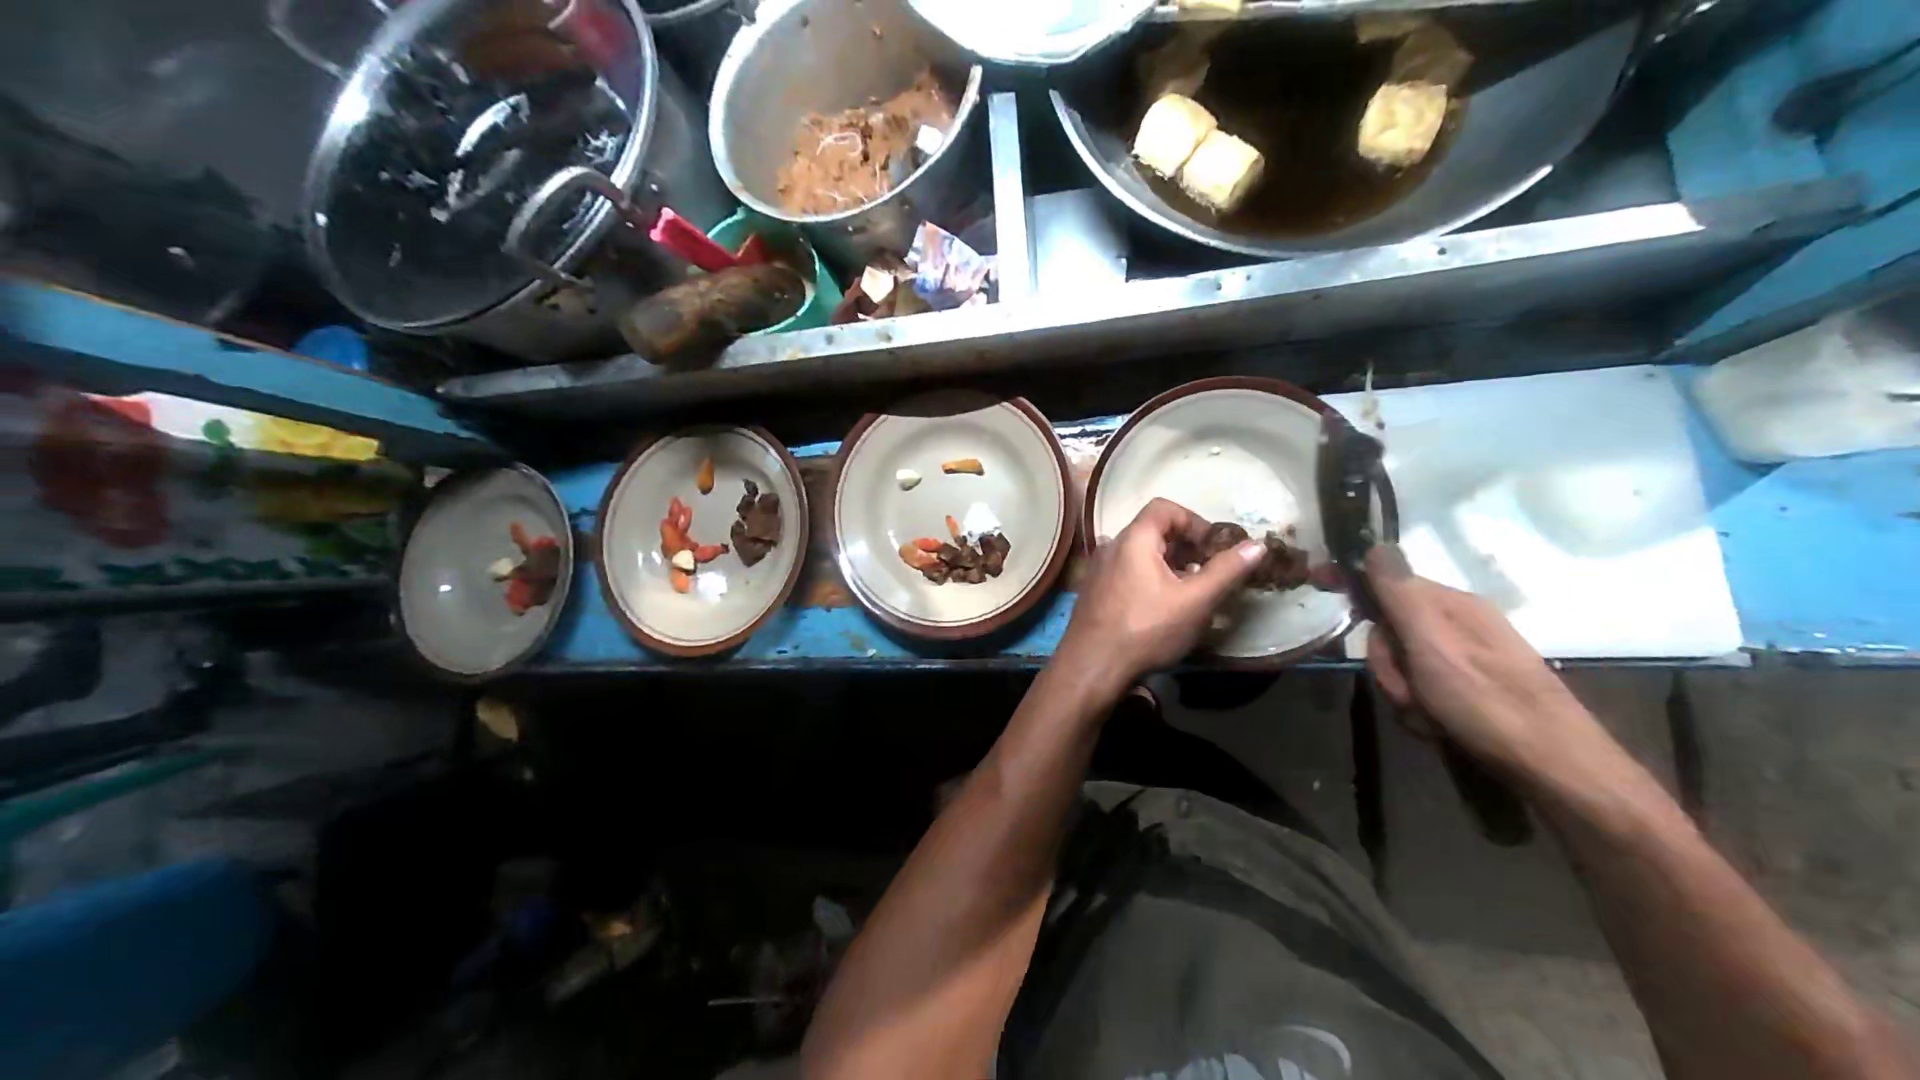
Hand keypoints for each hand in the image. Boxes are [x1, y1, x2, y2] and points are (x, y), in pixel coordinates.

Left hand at [1057, 498, 1265, 691]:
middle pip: (1153, 530)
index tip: (1213, 548)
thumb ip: (1227, 571)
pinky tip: (1162, 608)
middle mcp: (1111, 546)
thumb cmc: (1146, 630)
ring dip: (1169, 565)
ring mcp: (1099, 569)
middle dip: (1186, 546)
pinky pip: (1128, 572)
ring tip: (1190, 592)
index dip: (1194, 521)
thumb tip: (1257, 546)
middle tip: (1208, 572)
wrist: (1091, 666)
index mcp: (1133, 539)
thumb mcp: (1195, 601)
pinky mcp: (1095, 591)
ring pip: (1141, 554)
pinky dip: (1150, 578)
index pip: (1165, 508)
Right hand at [1365, 545, 1606, 777]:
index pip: (1388, 582)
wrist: (1552, 768)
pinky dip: (1420, 710)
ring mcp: (1463, 660)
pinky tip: (1438, 727)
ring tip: (1428, 716)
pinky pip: (1420, 690)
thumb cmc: (1488, 701)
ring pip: (1401, 666)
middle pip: (1388, 632)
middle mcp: (1457, 627)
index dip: (1352, 583)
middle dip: (1386, 665)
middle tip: (1406, 689)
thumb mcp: (1433, 644)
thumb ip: (1400, 595)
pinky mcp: (1467, 691)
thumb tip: (1375, 544)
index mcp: (1452, 607)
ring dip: (1402, 692)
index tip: (1316, 582)